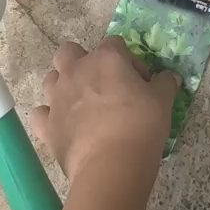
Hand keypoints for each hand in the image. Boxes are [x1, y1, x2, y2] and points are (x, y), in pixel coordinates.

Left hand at [33, 36, 177, 185]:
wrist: (111, 166)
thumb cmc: (141, 125)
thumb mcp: (163, 100)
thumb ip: (165, 83)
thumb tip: (169, 78)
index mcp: (106, 58)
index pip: (115, 44)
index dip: (129, 60)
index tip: (140, 81)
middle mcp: (77, 71)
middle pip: (69, 52)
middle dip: (82, 61)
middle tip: (101, 83)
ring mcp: (57, 98)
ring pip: (50, 79)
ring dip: (63, 85)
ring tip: (82, 103)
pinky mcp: (46, 126)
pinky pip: (40, 114)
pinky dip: (48, 117)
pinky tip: (62, 125)